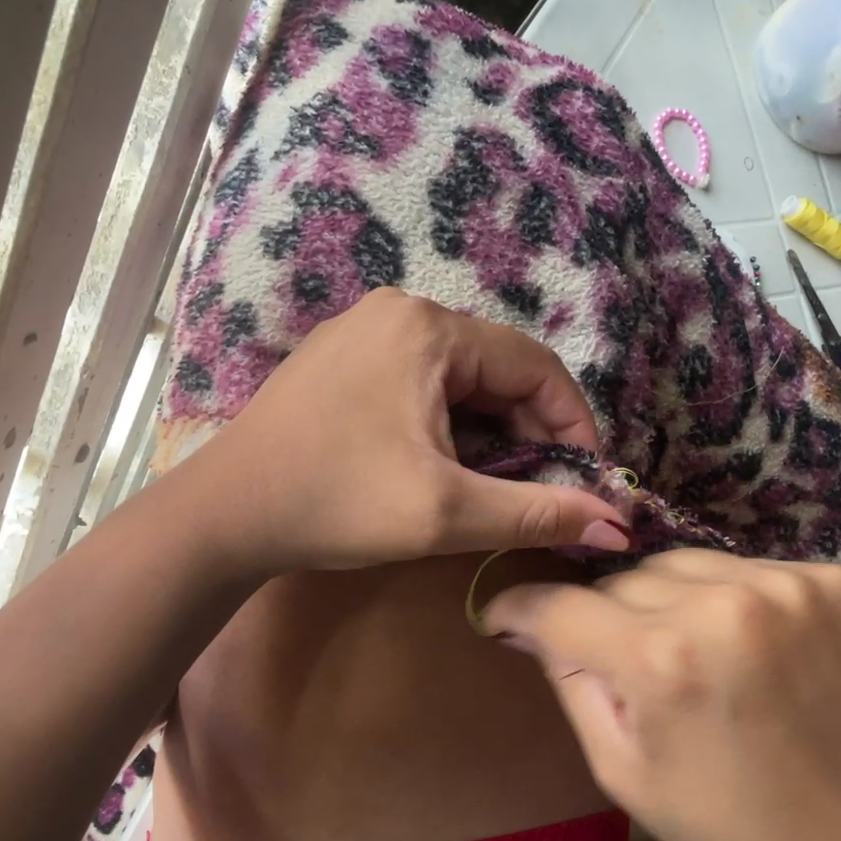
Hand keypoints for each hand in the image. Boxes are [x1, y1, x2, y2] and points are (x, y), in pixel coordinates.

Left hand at [184, 286, 629, 576]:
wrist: (224, 516)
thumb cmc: (335, 504)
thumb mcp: (445, 513)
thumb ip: (537, 515)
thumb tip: (616, 528)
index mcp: (428, 329)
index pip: (535, 365)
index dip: (574, 423)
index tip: (589, 478)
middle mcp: (398, 312)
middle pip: (495, 368)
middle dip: (531, 431)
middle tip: (546, 489)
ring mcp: (362, 331)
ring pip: (458, 378)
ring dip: (491, 430)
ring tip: (499, 485)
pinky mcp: (341, 360)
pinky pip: (420, 381)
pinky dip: (449, 422)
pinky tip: (446, 465)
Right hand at [484, 550, 840, 840]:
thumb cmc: (728, 832)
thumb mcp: (621, 770)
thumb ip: (569, 680)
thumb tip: (525, 620)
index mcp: (662, 661)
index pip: (559, 605)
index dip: (521, 607)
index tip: (503, 612)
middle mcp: (724, 603)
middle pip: (622, 581)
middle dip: (608, 618)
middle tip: (628, 668)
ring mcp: (788, 585)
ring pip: (681, 565)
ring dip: (669, 602)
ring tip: (692, 656)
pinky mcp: (836, 582)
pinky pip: (745, 569)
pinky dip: (730, 599)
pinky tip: (747, 647)